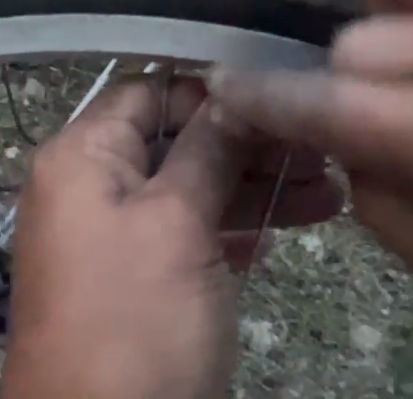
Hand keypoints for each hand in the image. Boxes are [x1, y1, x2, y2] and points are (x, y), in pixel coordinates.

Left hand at [0, 78, 340, 398]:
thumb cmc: (134, 321)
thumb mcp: (176, 224)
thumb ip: (207, 151)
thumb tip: (233, 92)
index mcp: (81, 155)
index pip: (146, 93)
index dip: (210, 91)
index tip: (278, 96)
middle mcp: (89, 186)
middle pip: (172, 141)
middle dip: (244, 145)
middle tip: (321, 150)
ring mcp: (112, 237)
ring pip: (186, 190)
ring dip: (251, 188)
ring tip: (331, 192)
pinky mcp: (137, 283)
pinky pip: (185, 236)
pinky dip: (231, 230)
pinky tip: (289, 227)